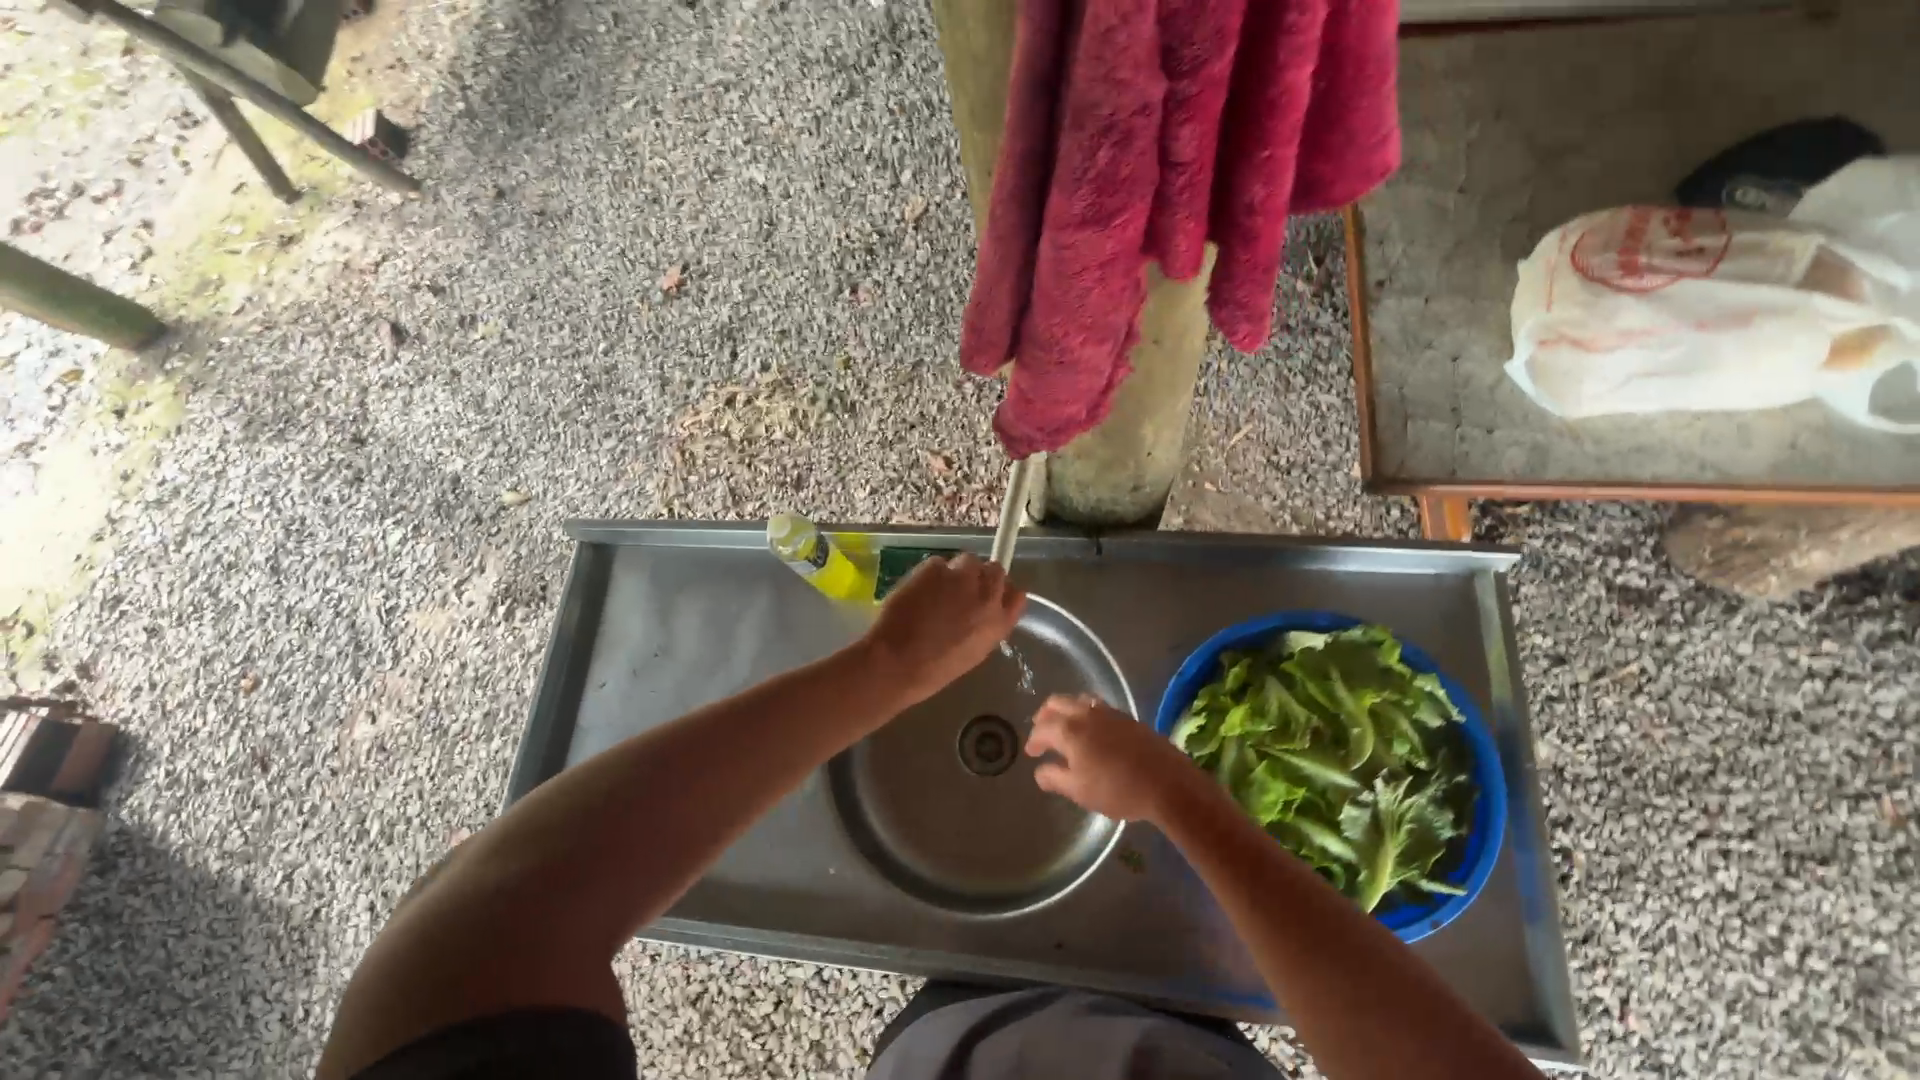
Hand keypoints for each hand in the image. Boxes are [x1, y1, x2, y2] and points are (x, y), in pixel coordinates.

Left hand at [861, 553, 1025, 705]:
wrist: (895, 662)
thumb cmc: (932, 669)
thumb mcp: (973, 653)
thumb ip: (986, 627)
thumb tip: (982, 611)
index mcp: (999, 623)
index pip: (1016, 594)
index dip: (1001, 591)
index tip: (988, 594)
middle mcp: (987, 596)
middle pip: (995, 570)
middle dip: (979, 576)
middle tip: (960, 589)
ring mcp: (961, 578)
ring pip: (967, 561)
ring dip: (956, 572)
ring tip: (935, 590)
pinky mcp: (935, 568)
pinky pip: (938, 563)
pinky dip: (930, 574)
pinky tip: (917, 591)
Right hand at [1024, 694, 1205, 821]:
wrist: (1167, 783)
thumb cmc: (1117, 790)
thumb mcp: (1079, 791)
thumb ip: (1055, 778)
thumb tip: (1039, 771)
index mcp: (1070, 730)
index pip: (1043, 728)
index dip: (1033, 739)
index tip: (1031, 752)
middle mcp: (1087, 714)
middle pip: (1058, 703)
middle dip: (1045, 715)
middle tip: (1041, 729)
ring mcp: (1110, 713)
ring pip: (1080, 700)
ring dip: (1067, 710)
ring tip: (1066, 725)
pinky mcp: (1129, 718)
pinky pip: (1099, 707)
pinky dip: (1087, 712)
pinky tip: (1093, 730)